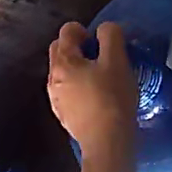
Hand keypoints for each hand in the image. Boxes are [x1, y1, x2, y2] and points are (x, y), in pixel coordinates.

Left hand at [48, 21, 138, 163]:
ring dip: (77, 67)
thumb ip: (111, 37)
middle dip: (77, 47)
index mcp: (64, 61)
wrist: (107, 142)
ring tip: (100, 77)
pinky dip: (78, 86)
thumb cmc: (113, 97)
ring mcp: (55, 98)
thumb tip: (104, 29)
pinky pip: (67, 90)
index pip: (66, 31)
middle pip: (60, 50)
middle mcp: (53, 77)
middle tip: (100, 56)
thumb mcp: (117, 61)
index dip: (84, 30)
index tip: (102, 43)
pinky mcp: (63, 114)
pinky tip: (96, 97)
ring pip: (63, 72)